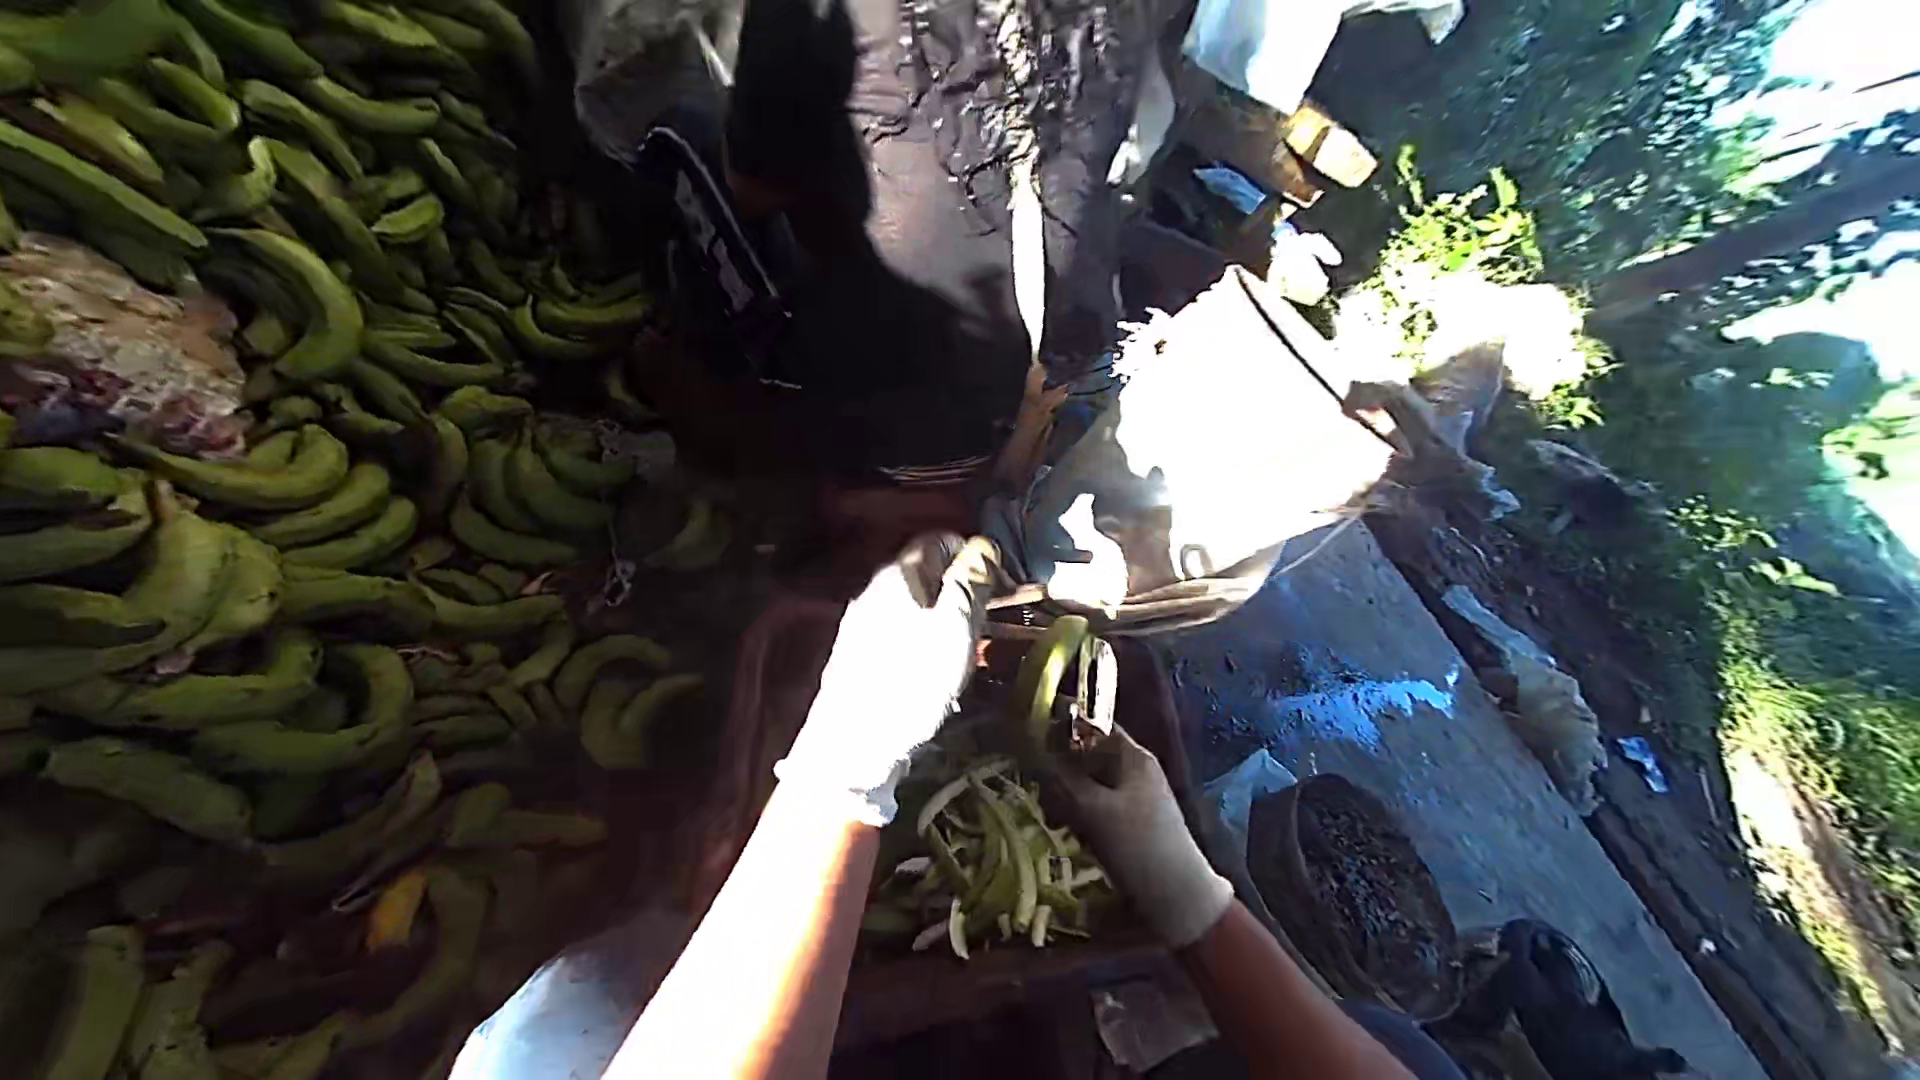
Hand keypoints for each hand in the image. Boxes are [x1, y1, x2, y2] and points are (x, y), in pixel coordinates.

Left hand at [774, 535, 993, 825]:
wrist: (852, 744)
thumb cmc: (912, 680)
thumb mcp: (955, 627)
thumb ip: (970, 582)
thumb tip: (983, 544)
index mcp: (899, 576)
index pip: (939, 540)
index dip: (972, 555)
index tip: (996, 585)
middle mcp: (875, 590)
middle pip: (926, 572)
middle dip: (959, 590)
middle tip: (983, 621)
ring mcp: (862, 622)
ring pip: (914, 604)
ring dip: (943, 618)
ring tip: (961, 652)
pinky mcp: (858, 653)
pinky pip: (900, 632)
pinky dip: (922, 641)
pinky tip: (931, 672)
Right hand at [1054, 728, 1234, 947]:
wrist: (1180, 901)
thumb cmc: (1139, 846)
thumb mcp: (1095, 809)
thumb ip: (1064, 777)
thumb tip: (1036, 749)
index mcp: (1133, 756)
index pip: (1095, 723)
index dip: (1065, 723)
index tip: (1033, 732)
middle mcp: (1133, 770)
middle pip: (1087, 753)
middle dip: (1060, 768)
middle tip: (1040, 787)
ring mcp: (1132, 797)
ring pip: (1087, 781)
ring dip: (1066, 795)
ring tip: (1053, 816)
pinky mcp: (1128, 823)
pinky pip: (1094, 805)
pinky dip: (1078, 813)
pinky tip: (1066, 831)